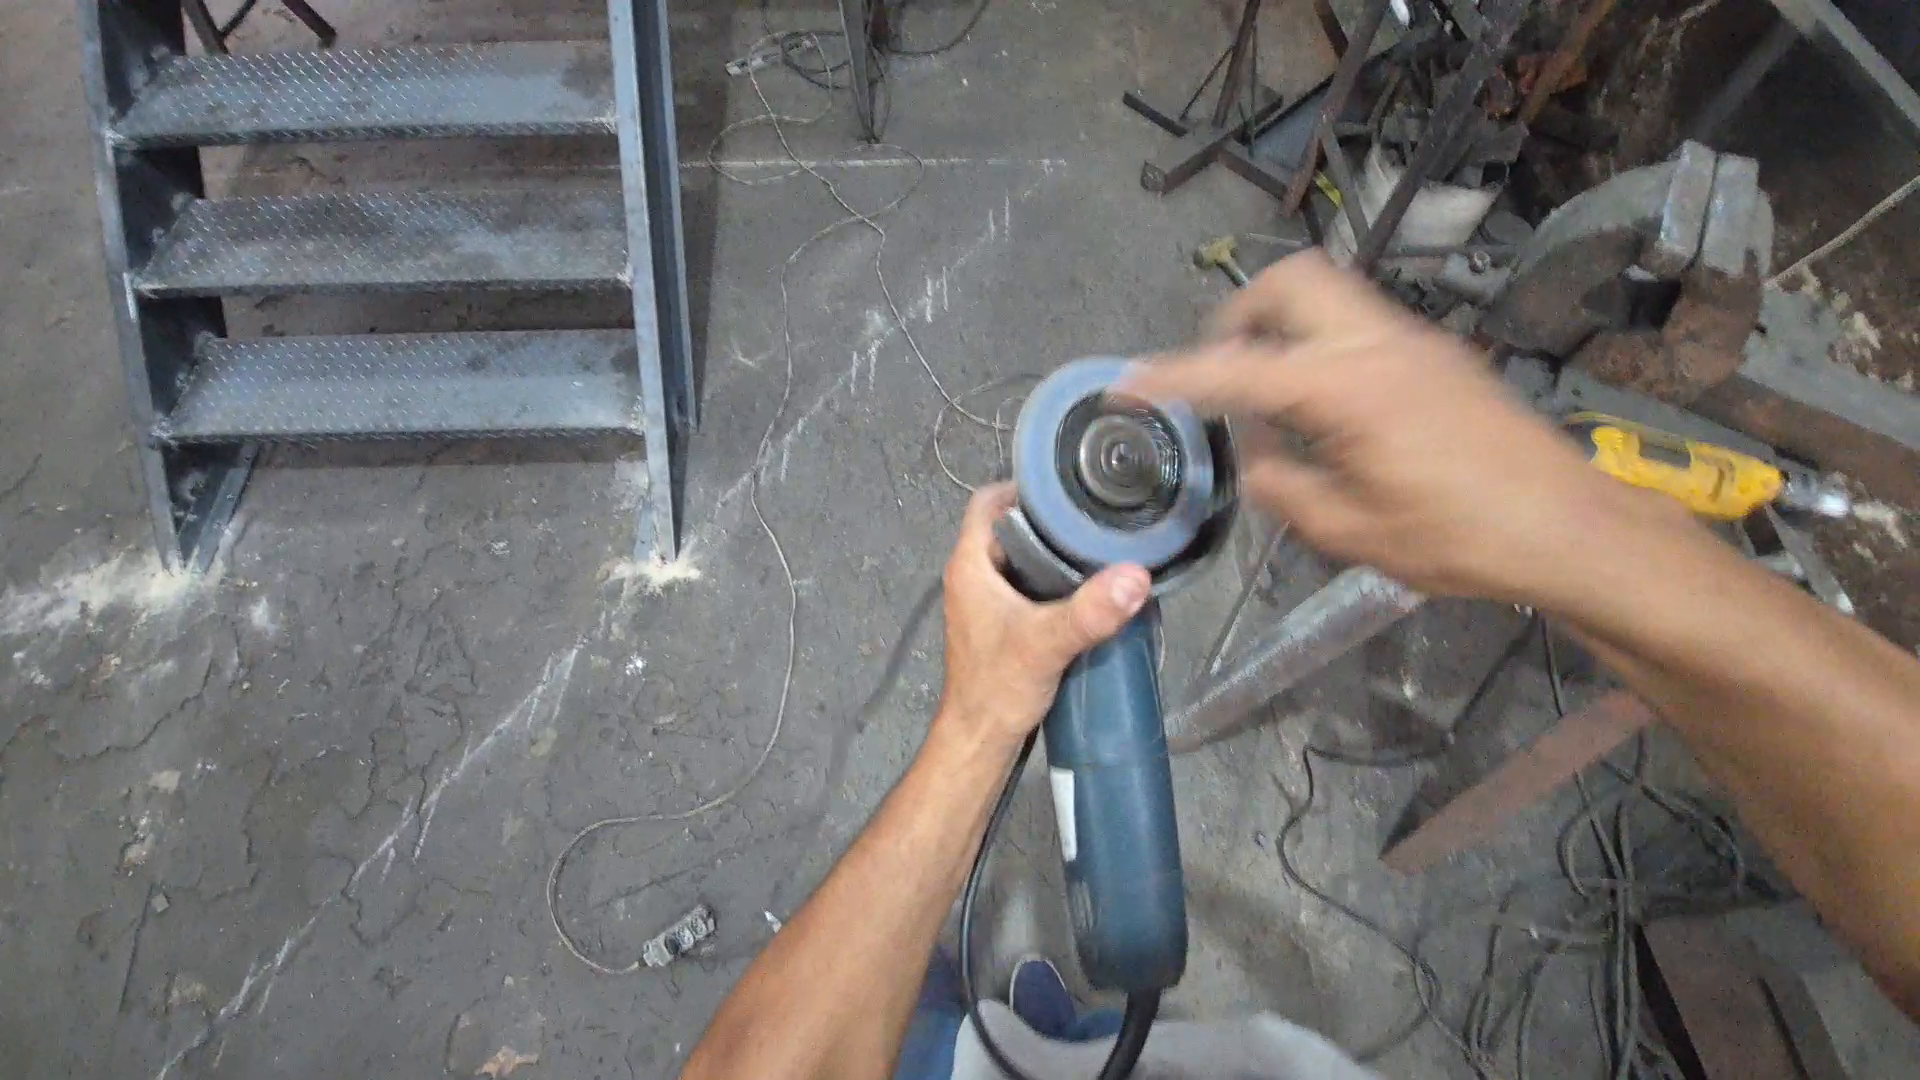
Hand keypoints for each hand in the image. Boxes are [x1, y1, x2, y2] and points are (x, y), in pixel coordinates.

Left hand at [937, 483, 1151, 747]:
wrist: (982, 738)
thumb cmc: (998, 687)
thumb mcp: (1045, 644)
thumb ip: (1089, 612)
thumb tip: (1137, 575)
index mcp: (970, 564)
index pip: (988, 502)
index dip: (1023, 486)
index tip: (1069, 484)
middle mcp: (974, 574)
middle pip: (1010, 525)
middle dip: (1049, 517)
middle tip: (1097, 513)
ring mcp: (988, 598)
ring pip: (1022, 555)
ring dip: (1054, 548)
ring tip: (1100, 541)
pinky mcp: (1004, 620)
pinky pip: (1029, 582)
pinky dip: (1055, 576)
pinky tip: (1089, 582)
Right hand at [1123, 250, 1690, 606]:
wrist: (1571, 527)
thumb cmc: (1457, 539)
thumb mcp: (1348, 531)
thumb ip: (1282, 487)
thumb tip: (1260, 459)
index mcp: (1348, 390)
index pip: (1237, 370)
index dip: (1173, 377)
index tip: (1128, 384)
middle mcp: (1379, 344)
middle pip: (1290, 282)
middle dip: (1235, 315)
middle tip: (1216, 367)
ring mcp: (1414, 340)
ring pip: (1326, 294)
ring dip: (1277, 327)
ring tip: (1261, 392)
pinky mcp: (1434, 354)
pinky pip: (1354, 325)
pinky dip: (1314, 346)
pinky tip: (1318, 409)